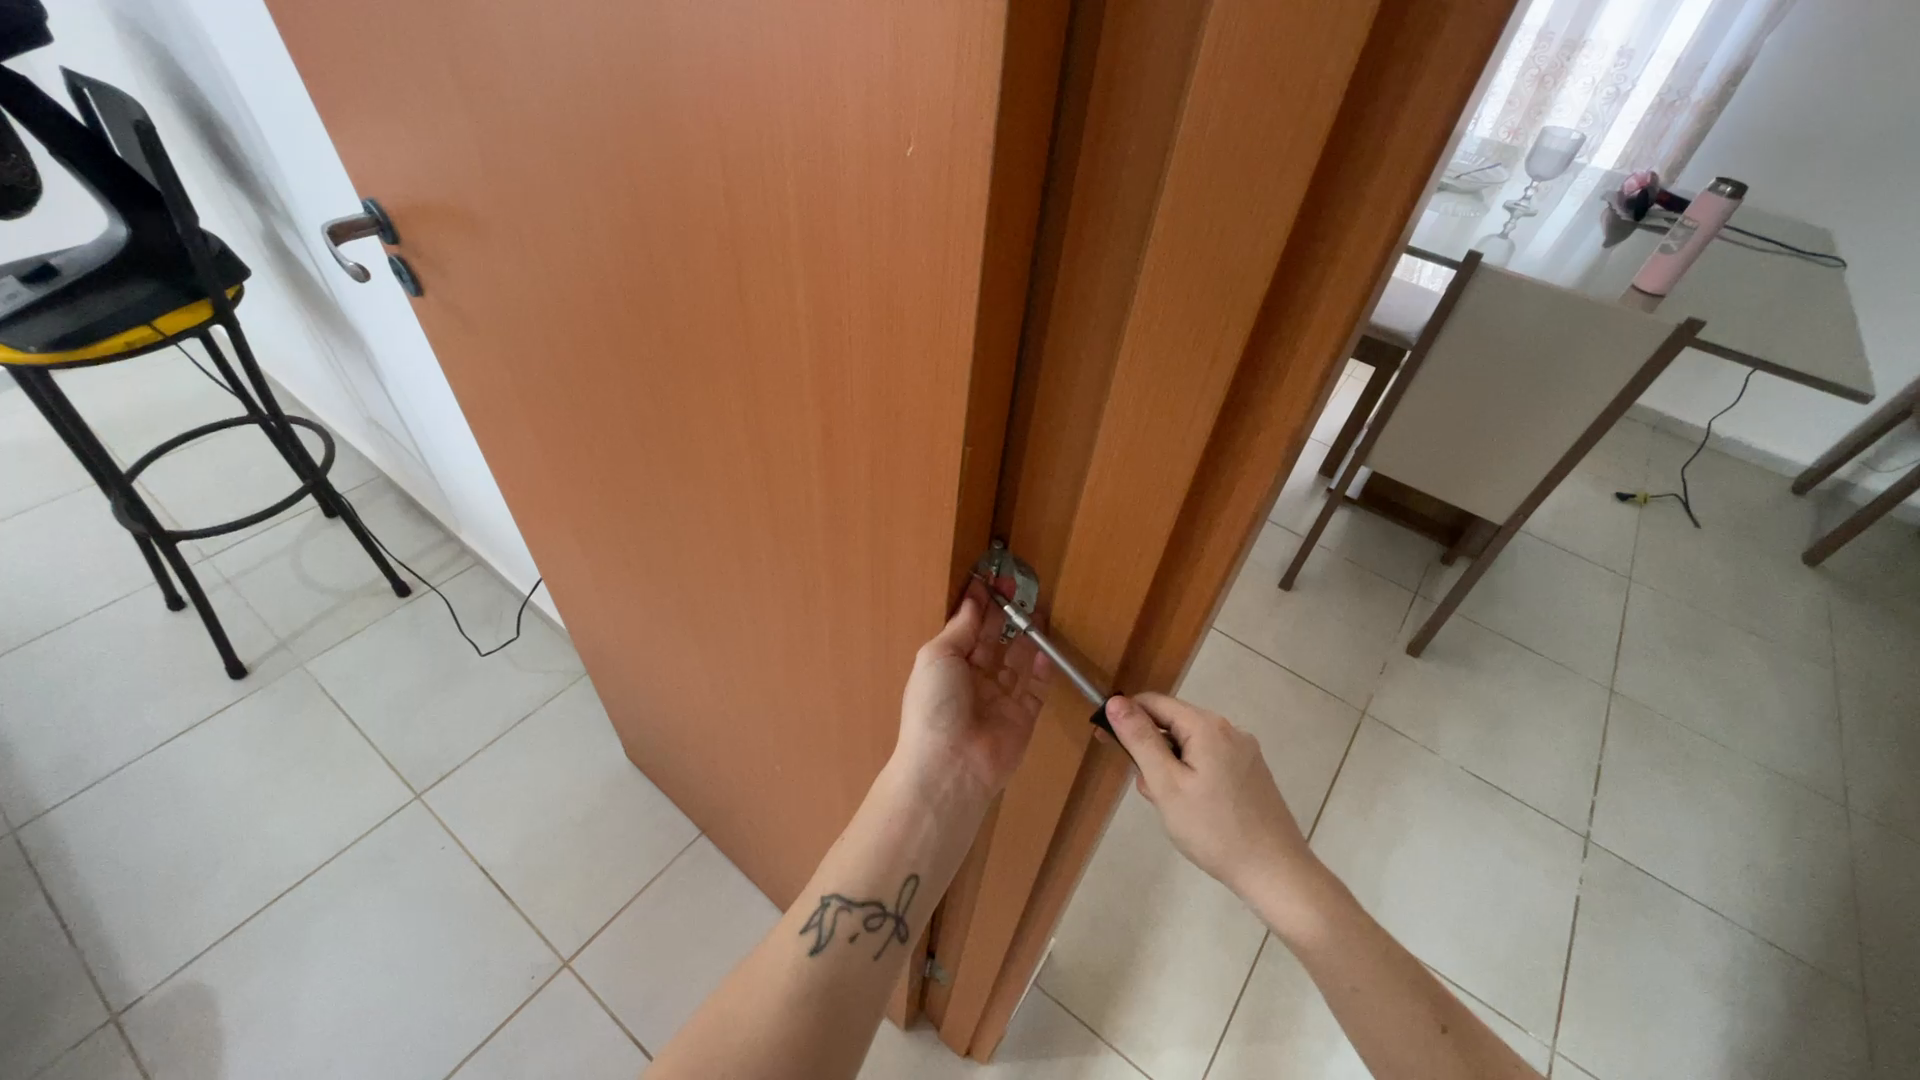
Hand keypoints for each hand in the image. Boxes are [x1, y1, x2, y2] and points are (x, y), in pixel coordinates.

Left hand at [895, 580, 1050, 801]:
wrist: (951, 766)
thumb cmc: (935, 705)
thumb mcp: (938, 656)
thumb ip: (960, 628)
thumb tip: (973, 601)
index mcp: (946, 667)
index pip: (966, 629)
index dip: (979, 604)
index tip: (992, 579)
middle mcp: (972, 682)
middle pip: (992, 642)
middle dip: (1003, 615)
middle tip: (1018, 588)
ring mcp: (998, 701)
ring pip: (1016, 663)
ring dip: (1025, 637)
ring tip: (1036, 610)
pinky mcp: (1022, 719)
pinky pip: (1034, 690)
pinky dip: (1041, 670)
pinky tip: (1044, 649)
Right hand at [1106, 693, 1320, 902]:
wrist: (1275, 872)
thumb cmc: (1213, 830)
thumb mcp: (1166, 785)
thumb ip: (1139, 740)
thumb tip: (1115, 702)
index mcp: (1207, 726)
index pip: (1154, 703)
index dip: (1126, 718)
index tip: (1106, 743)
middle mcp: (1230, 730)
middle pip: (1173, 724)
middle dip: (1151, 751)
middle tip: (1150, 792)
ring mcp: (1244, 752)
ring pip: (1190, 746)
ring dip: (1170, 768)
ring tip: (1173, 808)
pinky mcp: (1252, 773)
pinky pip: (1209, 761)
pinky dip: (1192, 777)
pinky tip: (1195, 810)